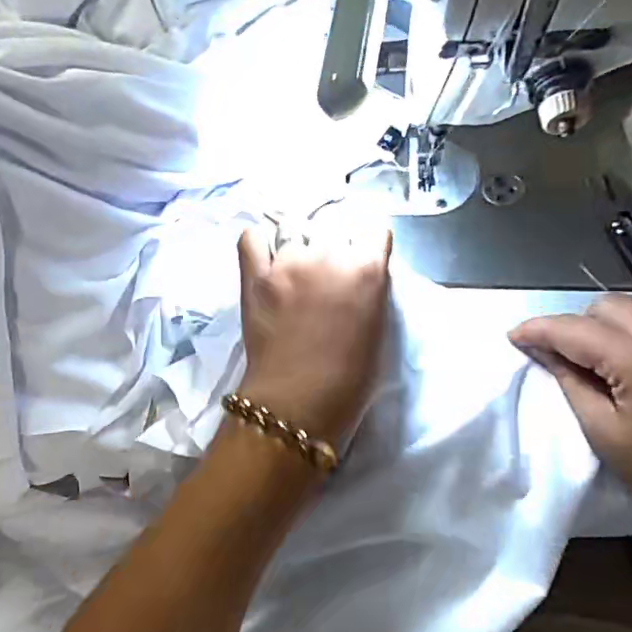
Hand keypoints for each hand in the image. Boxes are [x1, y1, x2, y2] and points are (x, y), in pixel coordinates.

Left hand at [234, 217, 392, 447]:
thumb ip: (371, 291)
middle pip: (334, 227)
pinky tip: (266, 256)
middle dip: (334, 246)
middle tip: (329, 275)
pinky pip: (252, 238)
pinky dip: (260, 242)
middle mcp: (329, 255)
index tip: (364, 260)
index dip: (369, 246)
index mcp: (367, 268)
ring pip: (294, 228)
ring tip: (297, 268)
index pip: (374, 231)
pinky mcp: (256, 275)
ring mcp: (289, 262)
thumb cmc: (351, 377)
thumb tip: (359, 277)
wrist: (299, 403)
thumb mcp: (379, 328)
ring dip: (299, 244)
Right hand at [510, 295, 631, 552]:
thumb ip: (573, 387)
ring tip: (612, 366)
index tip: (516, 336)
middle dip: (580, 324)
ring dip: (617, 329)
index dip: (539, 329)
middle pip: (611, 305)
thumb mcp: (611, 439)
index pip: (576, 328)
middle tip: (568, 357)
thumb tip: (549, 355)